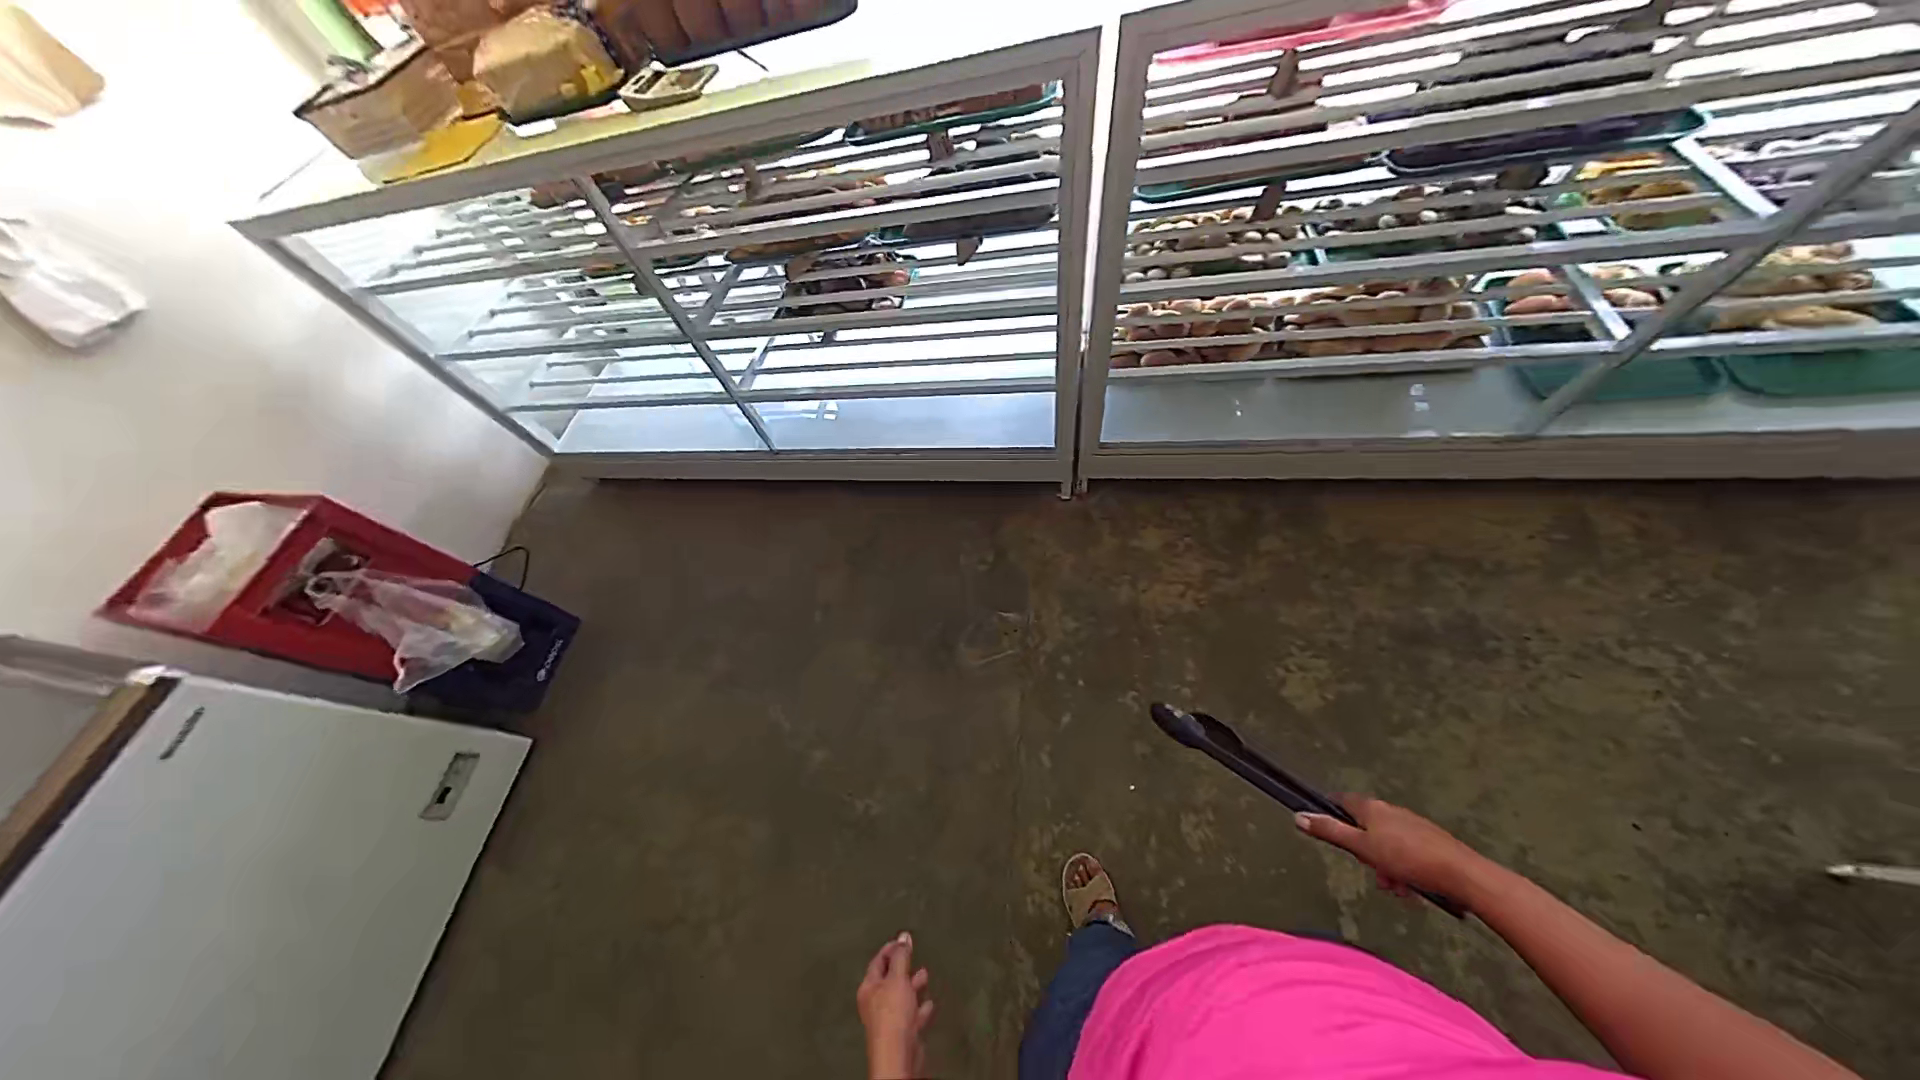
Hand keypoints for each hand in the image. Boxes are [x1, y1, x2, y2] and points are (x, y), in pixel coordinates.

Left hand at [856, 931, 933, 1079]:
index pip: (877, 961)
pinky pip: (911, 1014)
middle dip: (902, 966)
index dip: (889, 949)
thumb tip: (903, 935)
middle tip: (914, 954)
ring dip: (912, 985)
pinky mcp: (902, 1033)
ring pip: (901, 996)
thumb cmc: (893, 1011)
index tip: (903, 939)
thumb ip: (901, 957)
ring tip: (925, 974)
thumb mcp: (897, 978)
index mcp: (869, 988)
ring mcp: (888, 1019)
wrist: (899, 1054)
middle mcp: (875, 1002)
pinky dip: (919, 1007)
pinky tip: (929, 1003)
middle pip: (889, 979)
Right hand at [1295, 796, 1491, 904]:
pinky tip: (1411, 887)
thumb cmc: (1408, 859)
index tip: (1325, 829)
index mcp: (1371, 807)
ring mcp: (1413, 825)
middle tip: (1370, 871)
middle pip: (1365, 826)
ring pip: (1387, 842)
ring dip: (1384, 864)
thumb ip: (1330, 832)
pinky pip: (1406, 851)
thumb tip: (1298, 815)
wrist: (1464, 875)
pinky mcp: (1432, 841)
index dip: (1330, 812)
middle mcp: (1391, 810)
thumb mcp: (1362, 848)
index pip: (1341, 800)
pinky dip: (1403, 867)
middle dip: (1364, 851)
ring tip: (1395, 888)